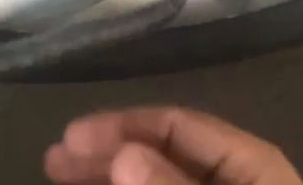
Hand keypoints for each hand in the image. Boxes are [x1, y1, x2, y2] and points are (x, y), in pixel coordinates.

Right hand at [44, 106, 302, 184]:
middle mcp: (233, 182)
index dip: (121, 126)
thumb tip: (122, 153)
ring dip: (111, 184)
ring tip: (63, 180)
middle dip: (107, 156)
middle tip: (53, 161)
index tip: (71, 138)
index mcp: (248, 165)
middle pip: (160, 155)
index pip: (176, 125)